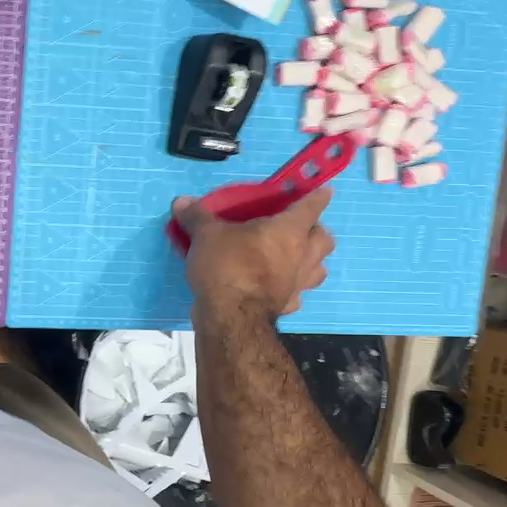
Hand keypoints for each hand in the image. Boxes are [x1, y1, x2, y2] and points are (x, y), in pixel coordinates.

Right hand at [172, 187, 334, 320]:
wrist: (232, 316)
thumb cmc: (227, 265)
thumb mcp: (206, 235)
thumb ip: (197, 217)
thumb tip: (181, 201)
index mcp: (288, 230)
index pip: (311, 206)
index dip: (318, 196)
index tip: (325, 191)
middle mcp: (302, 255)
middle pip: (325, 239)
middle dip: (316, 231)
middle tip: (300, 229)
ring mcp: (299, 283)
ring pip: (320, 268)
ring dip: (313, 261)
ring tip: (296, 259)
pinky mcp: (288, 305)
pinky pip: (298, 295)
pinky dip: (292, 290)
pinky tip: (279, 289)